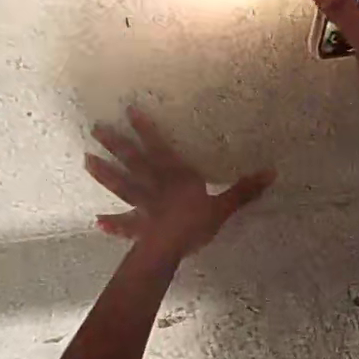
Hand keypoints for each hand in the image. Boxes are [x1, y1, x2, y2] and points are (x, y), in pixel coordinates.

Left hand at [85, 107, 274, 258]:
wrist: (171, 248)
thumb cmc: (196, 224)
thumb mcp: (224, 206)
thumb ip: (244, 190)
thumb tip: (272, 171)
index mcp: (176, 177)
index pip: (159, 148)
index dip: (145, 129)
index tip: (129, 111)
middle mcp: (155, 186)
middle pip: (133, 162)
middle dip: (116, 145)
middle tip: (96, 129)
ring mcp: (143, 207)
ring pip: (121, 186)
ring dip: (104, 174)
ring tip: (87, 160)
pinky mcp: (138, 229)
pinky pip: (124, 224)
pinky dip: (112, 223)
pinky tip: (98, 221)